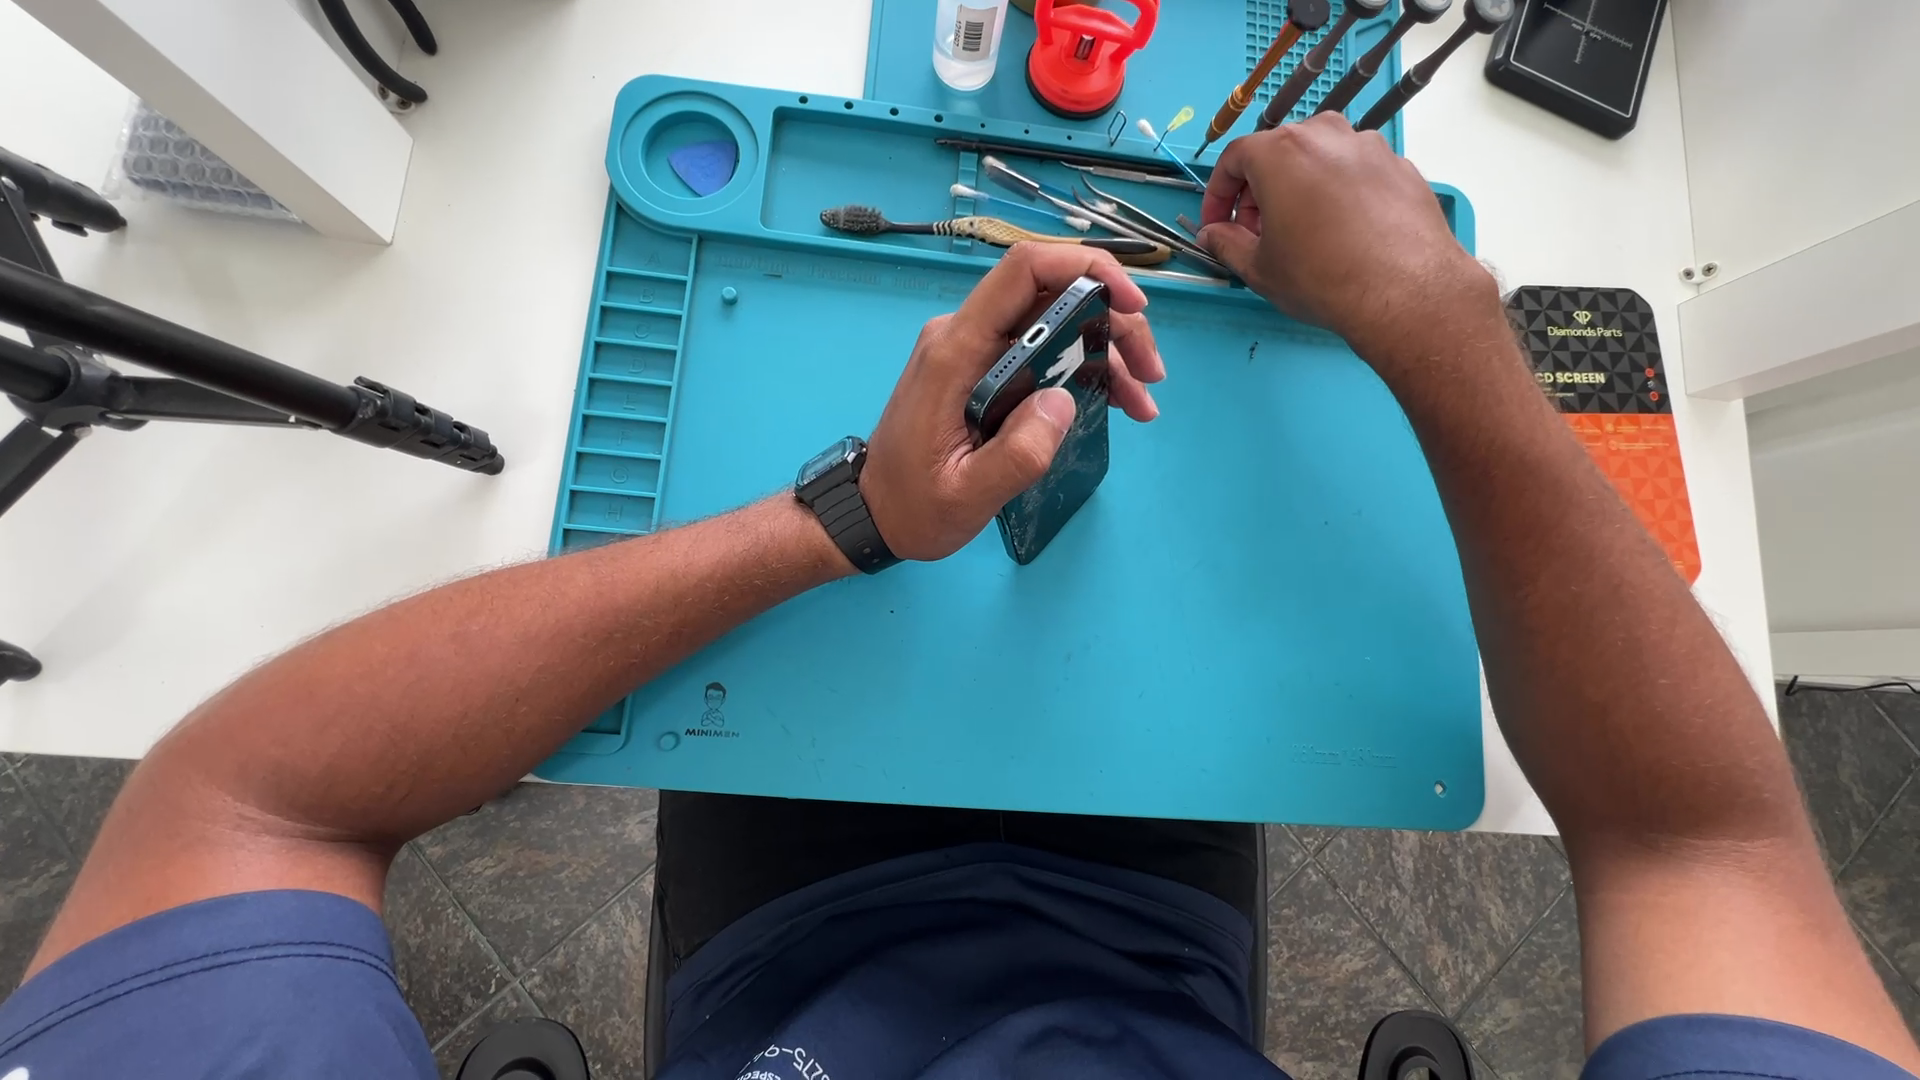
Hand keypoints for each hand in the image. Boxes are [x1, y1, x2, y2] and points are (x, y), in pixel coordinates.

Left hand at [861, 244, 1163, 561]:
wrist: (874, 512)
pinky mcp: (981, 371)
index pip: (1021, 273)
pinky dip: (1081, 369)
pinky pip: (1039, 351)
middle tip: (1152, 375)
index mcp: (955, 353)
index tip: (1133, 304)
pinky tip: (1114, 400)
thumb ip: (1017, 453)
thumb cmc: (914, 506)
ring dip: (1105, 351)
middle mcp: (964, 336)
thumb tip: (1064, 400)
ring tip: (1142, 402)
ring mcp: (973, 352)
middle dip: (1113, 321)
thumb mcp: (967, 495)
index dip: (1085, 269)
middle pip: (1050, 296)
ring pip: (1052, 324)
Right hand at [1196, 114, 1497, 361]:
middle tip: (1255, 233)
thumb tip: (1212, 234)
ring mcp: (1368, 146)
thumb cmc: (1318, 276)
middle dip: (1258, 191)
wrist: (1403, 289)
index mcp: (1281, 153)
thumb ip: (1226, 244)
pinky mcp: (1400, 165)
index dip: (1218, 194)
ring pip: (1319, 158)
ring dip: (1298, 188)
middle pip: (1278, 152)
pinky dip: (1336, 193)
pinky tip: (1340, 233)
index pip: (1234, 158)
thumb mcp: (1258, 267)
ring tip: (1299, 231)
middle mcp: (1325, 135)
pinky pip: (1354, 172)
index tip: (1216, 225)